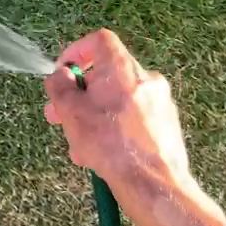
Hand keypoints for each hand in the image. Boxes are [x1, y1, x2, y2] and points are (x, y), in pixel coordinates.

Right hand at [44, 29, 195, 202]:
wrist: (153, 185)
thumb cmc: (107, 141)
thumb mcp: (69, 108)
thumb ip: (59, 83)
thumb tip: (63, 75)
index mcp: (123, 68)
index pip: (99, 40)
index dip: (76, 51)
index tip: (63, 73)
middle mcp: (146, 79)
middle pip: (105, 75)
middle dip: (78, 95)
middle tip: (58, 116)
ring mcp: (161, 104)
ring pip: (116, 101)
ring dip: (92, 116)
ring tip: (78, 144)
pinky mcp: (167, 127)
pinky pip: (132, 118)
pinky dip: (113, 128)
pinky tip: (100, 154)